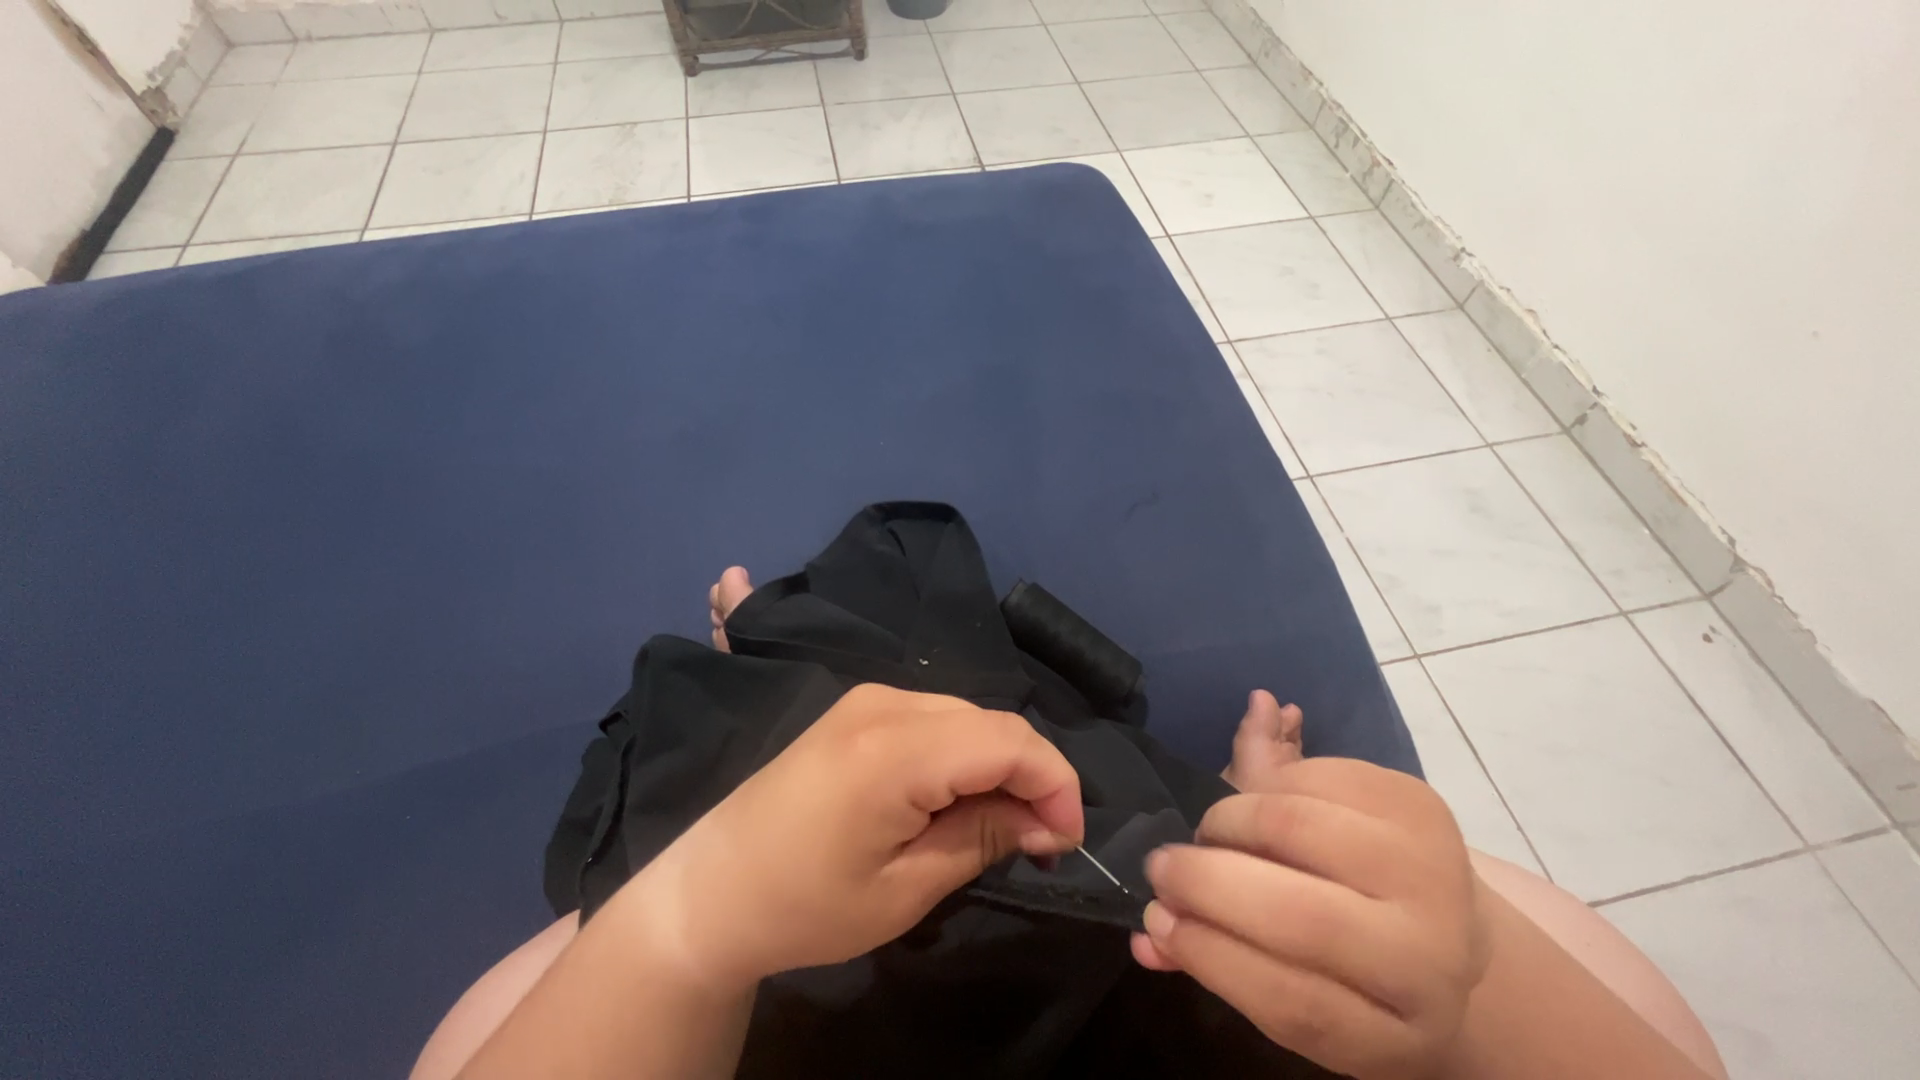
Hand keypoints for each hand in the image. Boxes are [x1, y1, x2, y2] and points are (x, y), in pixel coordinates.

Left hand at [612, 683, 1083, 990]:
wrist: (711, 891)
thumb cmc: (804, 905)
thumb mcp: (904, 889)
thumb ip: (983, 838)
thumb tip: (1048, 821)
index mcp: (893, 749)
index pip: (1008, 739)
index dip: (1055, 782)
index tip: (1067, 840)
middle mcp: (883, 704)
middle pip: (990, 722)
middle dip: (1030, 775)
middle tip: (1041, 841)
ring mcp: (865, 700)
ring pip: (966, 716)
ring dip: (998, 764)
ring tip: (1004, 826)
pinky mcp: (855, 710)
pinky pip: (934, 718)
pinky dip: (963, 754)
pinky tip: (959, 798)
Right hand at [1134, 758, 1488, 1079]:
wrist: (1448, 926)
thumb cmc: (1356, 972)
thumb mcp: (1299, 992)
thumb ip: (1221, 963)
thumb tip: (1146, 941)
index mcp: (1399, 1029)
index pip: (1295, 1002)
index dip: (1210, 956)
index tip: (1160, 922)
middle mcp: (1434, 957)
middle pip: (1302, 917)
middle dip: (1207, 882)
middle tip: (1163, 866)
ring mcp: (1434, 870)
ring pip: (1300, 826)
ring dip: (1231, 822)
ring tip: (1212, 834)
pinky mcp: (1420, 803)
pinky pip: (1314, 776)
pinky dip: (1265, 788)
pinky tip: (1258, 808)